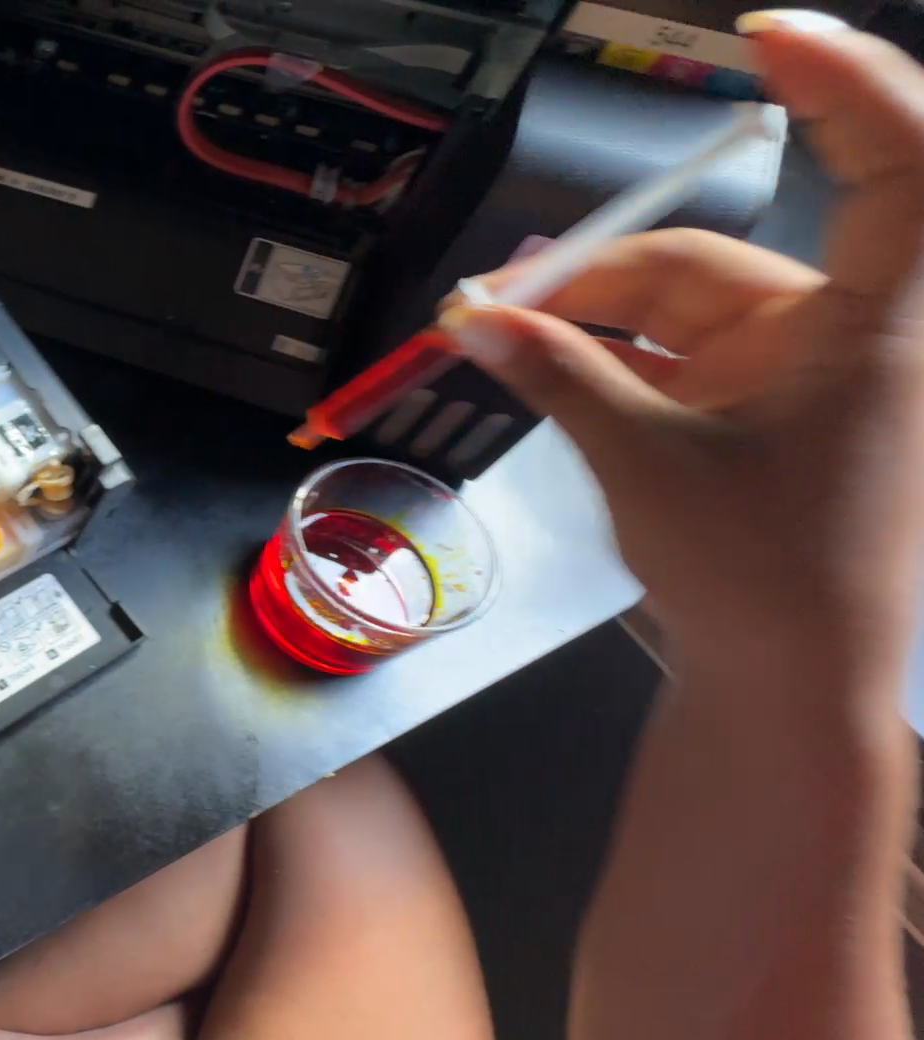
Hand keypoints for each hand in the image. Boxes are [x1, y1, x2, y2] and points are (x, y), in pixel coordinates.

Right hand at [438, 15, 923, 676]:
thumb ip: (561, 377)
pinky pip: (658, 355)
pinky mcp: (741, 403)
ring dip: (574, 321)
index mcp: (870, 327)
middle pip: (697, 264)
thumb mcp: (642, 459)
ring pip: (665, 311)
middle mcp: (836, 330)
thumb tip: (476, 322)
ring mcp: (785, 368)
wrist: (783, 658)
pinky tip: (532, 364)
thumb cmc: (752, 562)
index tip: (761, 38)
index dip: (846, 87)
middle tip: (480, 308)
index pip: (895, 169)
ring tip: (486, 338)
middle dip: (582, 281)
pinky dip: (593, 358)